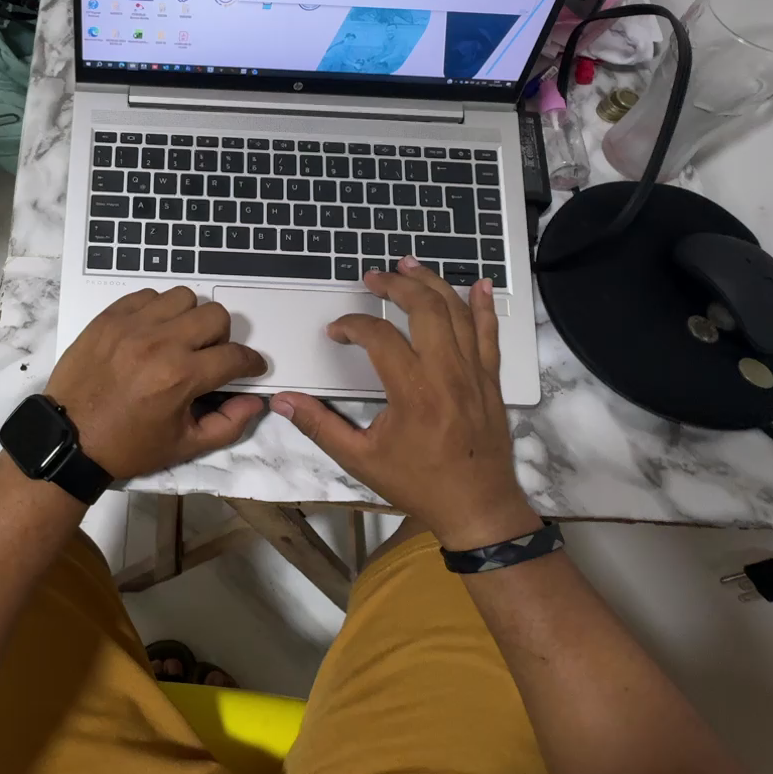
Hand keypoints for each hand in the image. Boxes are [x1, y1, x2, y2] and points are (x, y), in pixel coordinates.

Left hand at [47, 287, 268, 479]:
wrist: (69, 439)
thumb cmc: (128, 446)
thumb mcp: (184, 447)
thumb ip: (227, 424)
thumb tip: (255, 402)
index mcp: (181, 377)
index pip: (234, 356)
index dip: (250, 363)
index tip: (248, 368)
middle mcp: (159, 343)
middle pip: (215, 315)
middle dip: (221, 337)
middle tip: (208, 356)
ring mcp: (131, 326)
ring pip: (182, 298)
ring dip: (188, 318)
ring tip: (177, 340)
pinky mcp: (109, 318)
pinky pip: (147, 296)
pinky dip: (157, 311)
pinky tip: (150, 333)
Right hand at [272, 258, 539, 549]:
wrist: (478, 509)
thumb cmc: (418, 484)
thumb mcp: (360, 460)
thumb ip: (319, 427)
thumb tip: (281, 402)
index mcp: (413, 392)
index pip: (379, 337)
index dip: (352, 326)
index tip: (336, 332)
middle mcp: (447, 374)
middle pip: (425, 310)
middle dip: (396, 286)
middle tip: (373, 276)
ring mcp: (474, 374)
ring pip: (458, 314)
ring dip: (433, 284)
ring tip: (410, 264)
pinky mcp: (491, 380)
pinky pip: (491, 334)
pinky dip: (484, 307)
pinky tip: (480, 284)